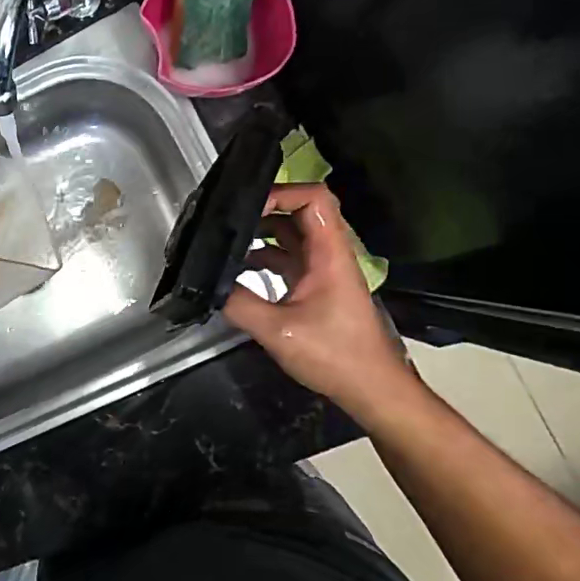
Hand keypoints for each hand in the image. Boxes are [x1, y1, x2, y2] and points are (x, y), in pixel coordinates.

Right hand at [222, 183, 409, 402]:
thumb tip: (208, 287)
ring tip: (226, 242)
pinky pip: (286, 261)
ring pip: (291, 237)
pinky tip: (237, 271)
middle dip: (263, 210)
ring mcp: (321, 272)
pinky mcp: (314, 289)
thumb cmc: (334, 356)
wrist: (371, 388)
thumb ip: (240, 304)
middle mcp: (328, 255)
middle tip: (227, 220)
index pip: (313, 198)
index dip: (281, 192)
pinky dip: (262, 259)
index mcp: (329, 254)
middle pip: (299, 213)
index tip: (246, 206)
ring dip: (260, 235)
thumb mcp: (278, 330)